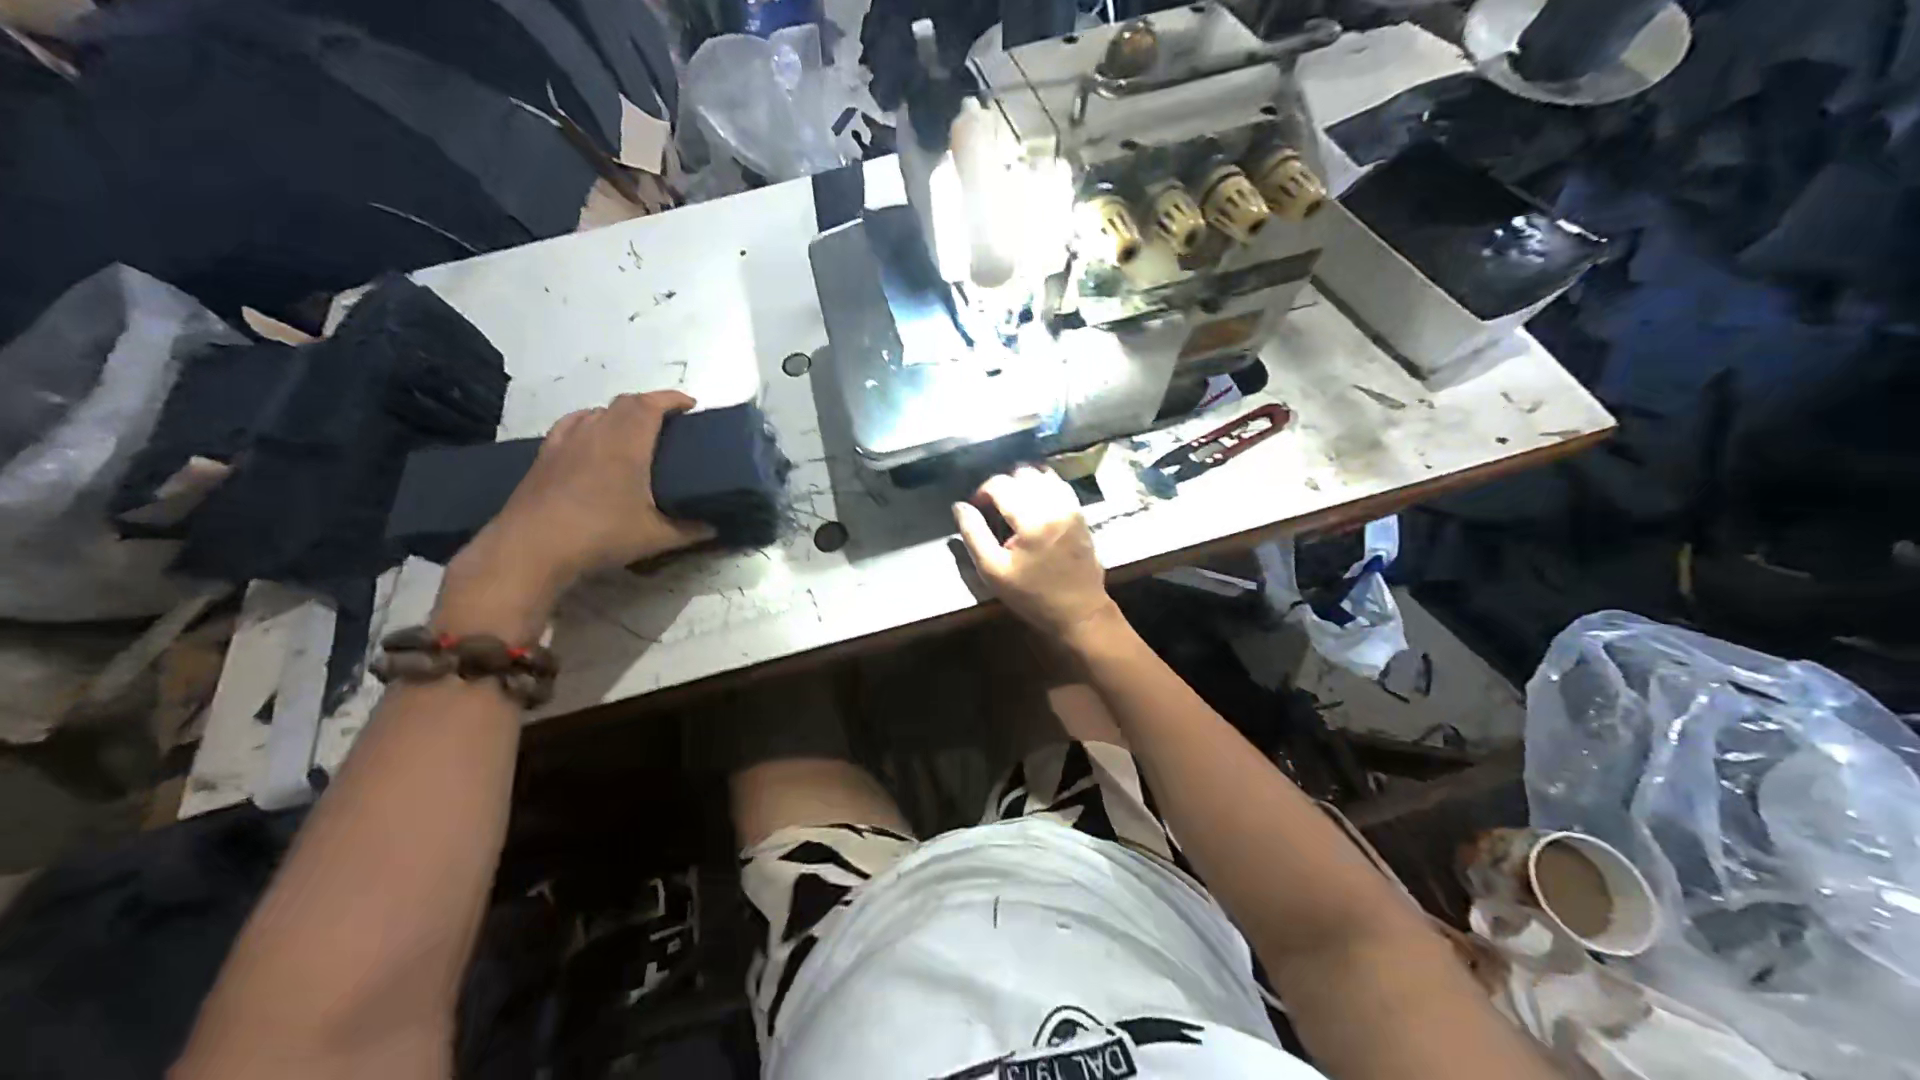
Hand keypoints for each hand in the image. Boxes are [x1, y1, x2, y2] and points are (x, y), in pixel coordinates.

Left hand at [436, 392, 714, 640]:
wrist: (531, 548)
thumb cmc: (600, 535)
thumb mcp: (655, 537)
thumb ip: (688, 531)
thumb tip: (714, 528)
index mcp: (627, 443)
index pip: (651, 404)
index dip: (672, 399)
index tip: (690, 405)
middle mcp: (595, 432)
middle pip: (624, 403)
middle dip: (649, 404)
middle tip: (669, 421)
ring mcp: (565, 441)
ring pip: (596, 411)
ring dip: (619, 413)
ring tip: (634, 431)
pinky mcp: (544, 456)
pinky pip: (571, 426)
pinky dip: (589, 423)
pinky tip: (591, 440)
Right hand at [952, 465, 1118, 641]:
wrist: (1079, 610)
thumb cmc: (1032, 595)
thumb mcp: (993, 571)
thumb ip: (973, 534)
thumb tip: (960, 506)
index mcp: (1032, 520)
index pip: (1000, 484)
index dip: (982, 491)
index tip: (976, 508)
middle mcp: (1055, 505)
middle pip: (1022, 473)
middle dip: (1003, 485)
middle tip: (994, 508)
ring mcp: (1072, 506)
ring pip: (1042, 474)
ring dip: (1023, 483)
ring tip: (1013, 505)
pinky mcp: (1080, 512)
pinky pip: (1058, 484)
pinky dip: (1042, 486)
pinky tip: (1034, 504)